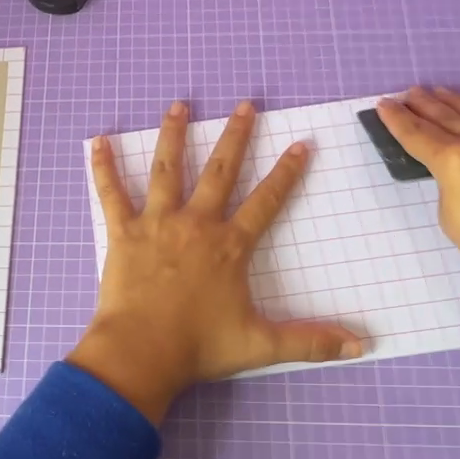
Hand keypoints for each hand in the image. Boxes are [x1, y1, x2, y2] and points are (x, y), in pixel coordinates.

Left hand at [69, 101, 363, 423]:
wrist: (142, 352)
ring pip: (167, 169)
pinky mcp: (124, 231)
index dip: (286, 173)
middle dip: (235, 136)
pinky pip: (111, 193)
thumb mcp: (261, 345)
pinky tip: (98, 141)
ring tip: (178, 106)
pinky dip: (103, 167)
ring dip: (173, 134)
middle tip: (244, 106)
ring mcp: (158, 223)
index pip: (266, 201)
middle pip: (220, 171)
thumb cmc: (199, 347)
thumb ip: (310, 342)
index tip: (300, 144)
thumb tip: (361, 345)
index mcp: (229, 246)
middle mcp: (196, 224)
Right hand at [376, 87, 459, 341]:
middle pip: (443, 114)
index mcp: (454, 161)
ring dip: (451, 100)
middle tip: (407, 94)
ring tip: (435, 92)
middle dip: (421, 103)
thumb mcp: (455, 221)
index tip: (384, 104)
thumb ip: (449, 185)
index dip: (396, 119)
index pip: (416, 133)